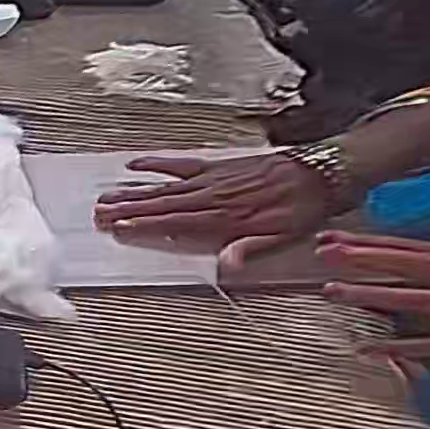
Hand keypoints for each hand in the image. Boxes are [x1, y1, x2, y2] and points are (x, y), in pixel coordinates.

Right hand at [93, 152, 335, 268]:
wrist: (329, 171)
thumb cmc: (306, 208)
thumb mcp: (287, 236)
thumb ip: (251, 248)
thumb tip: (226, 264)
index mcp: (225, 217)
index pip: (176, 222)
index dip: (146, 225)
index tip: (120, 227)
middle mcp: (212, 197)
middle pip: (161, 204)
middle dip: (128, 209)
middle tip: (99, 214)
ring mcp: (211, 180)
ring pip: (163, 188)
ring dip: (132, 193)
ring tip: (105, 198)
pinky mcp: (216, 166)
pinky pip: (180, 165)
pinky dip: (156, 164)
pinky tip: (133, 165)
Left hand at [318, 231, 429, 369]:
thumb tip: (395, 262)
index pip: (422, 248)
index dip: (375, 242)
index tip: (332, 236)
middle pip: (418, 267)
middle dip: (369, 258)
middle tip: (324, 251)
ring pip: (422, 302)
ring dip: (374, 296)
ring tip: (330, 290)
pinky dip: (403, 349)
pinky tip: (366, 348)